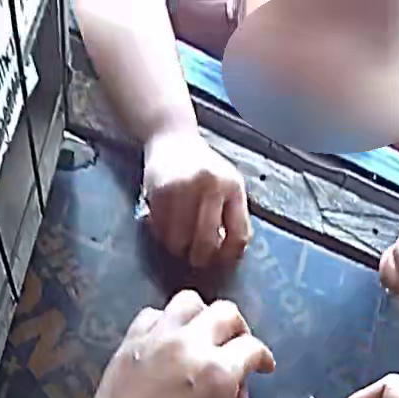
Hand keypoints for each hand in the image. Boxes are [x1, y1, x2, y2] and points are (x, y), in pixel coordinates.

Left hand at [63, 290, 274, 397]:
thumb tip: (241, 395)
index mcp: (217, 373)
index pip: (252, 347)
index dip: (263, 357)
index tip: (262, 369)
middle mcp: (188, 345)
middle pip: (225, 313)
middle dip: (239, 330)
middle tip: (236, 351)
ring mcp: (155, 340)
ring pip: (188, 303)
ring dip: (203, 317)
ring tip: (202, 339)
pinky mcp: (128, 344)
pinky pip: (153, 315)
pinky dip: (167, 322)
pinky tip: (168, 343)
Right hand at [143, 130, 251, 266]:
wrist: (171, 137)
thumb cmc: (202, 169)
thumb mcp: (227, 186)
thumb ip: (232, 216)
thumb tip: (229, 255)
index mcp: (233, 187)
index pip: (238, 236)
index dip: (228, 256)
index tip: (219, 260)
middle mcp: (211, 185)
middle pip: (206, 243)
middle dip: (200, 259)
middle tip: (195, 259)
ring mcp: (184, 188)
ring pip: (180, 242)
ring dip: (178, 249)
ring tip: (178, 240)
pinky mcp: (160, 192)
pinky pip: (161, 231)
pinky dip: (162, 236)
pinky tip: (165, 226)